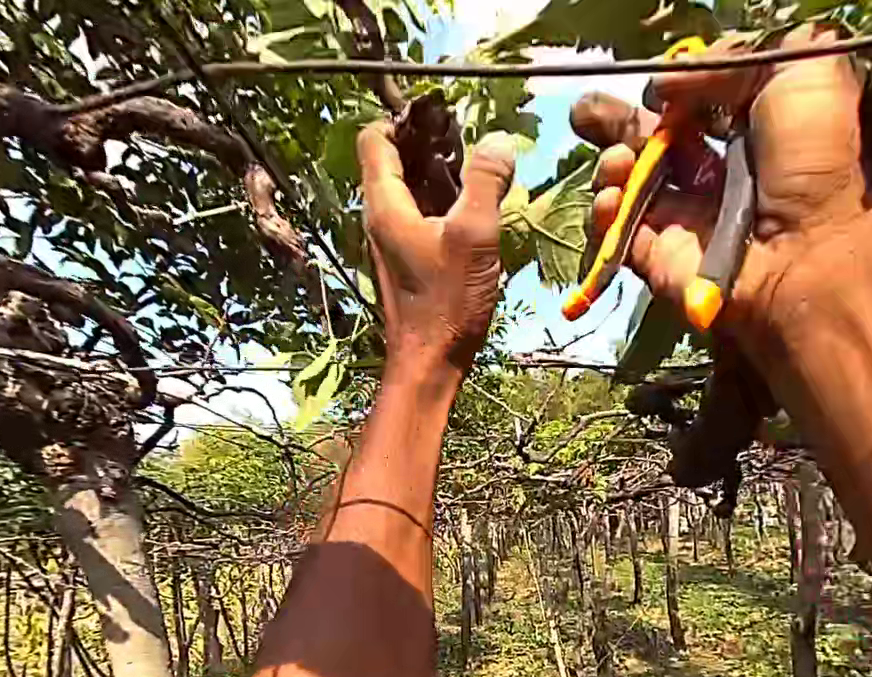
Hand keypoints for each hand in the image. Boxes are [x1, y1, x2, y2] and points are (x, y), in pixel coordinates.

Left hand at [357, 123, 517, 368]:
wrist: (428, 363)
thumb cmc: (446, 303)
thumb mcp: (474, 236)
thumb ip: (485, 182)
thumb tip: (497, 142)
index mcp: (385, 205)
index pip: (375, 137)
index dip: (406, 118)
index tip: (444, 121)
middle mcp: (380, 220)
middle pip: (393, 159)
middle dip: (429, 144)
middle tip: (469, 146)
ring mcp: (391, 242)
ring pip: (409, 189)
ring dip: (439, 175)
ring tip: (478, 175)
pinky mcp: (406, 261)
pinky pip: (418, 217)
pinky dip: (440, 204)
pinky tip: (472, 212)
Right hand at [571, 26, 871, 340]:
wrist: (796, 250)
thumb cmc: (808, 162)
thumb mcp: (797, 74)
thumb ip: (732, 63)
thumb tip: (664, 83)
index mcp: (745, 131)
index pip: (692, 105)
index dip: (667, 92)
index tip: (654, 85)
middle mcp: (708, 174)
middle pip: (648, 143)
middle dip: (615, 125)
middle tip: (583, 112)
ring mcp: (678, 218)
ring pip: (625, 186)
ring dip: (610, 167)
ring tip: (614, 162)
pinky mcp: (654, 255)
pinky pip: (616, 232)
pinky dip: (604, 214)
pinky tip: (607, 198)